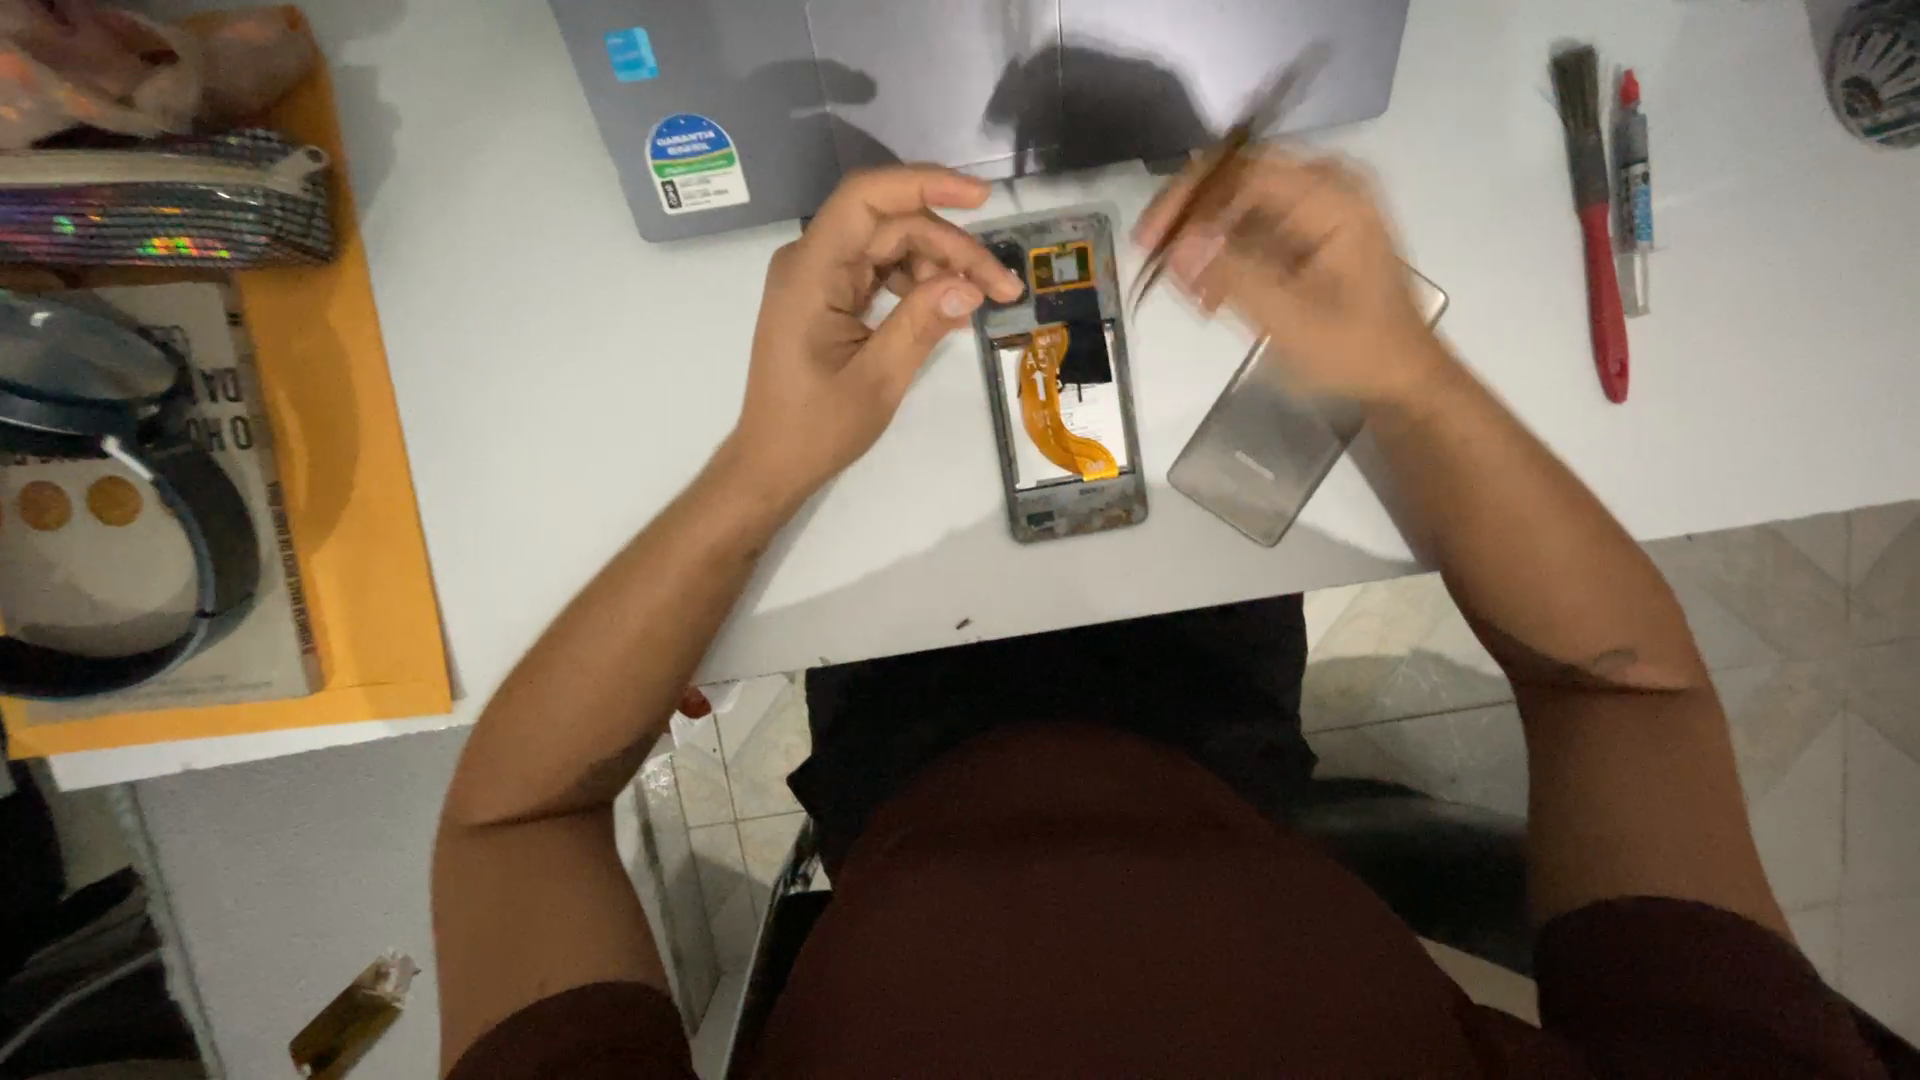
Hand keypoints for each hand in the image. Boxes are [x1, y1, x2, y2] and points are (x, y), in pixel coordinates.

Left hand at [728, 166, 1024, 500]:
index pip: (867, 199)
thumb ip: (921, 324)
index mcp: (811, 272)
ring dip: (940, 265)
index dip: (925, 184)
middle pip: (890, 224)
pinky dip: (918, 285)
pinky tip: (950, 309)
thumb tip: (970, 285)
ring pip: (890, 246)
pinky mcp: (829, 298)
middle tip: (1002, 286)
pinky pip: (880, 272)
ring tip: (983, 300)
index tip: (981, 199)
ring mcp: (819, 279)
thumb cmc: (816, 428)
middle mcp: (811, 262)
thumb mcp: (877, 380)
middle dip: (951, 246)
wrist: (773, 462)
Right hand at [1134, 153, 1449, 405]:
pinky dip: (1226, 257)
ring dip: (1206, 244)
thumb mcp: (1288, 316)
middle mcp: (1326, 187)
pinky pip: (1254, 229)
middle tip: (1157, 260)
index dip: (1187, 197)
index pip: (1241, 170)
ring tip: (1190, 292)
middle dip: (1191, 221)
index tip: (1148, 237)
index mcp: (1330, 196)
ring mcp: (1319, 209)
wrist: (1400, 375)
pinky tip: (1211, 295)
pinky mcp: (1310, 234)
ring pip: (1239, 207)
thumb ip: (1231, 274)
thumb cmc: (1354, 349)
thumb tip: (1176, 244)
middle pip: (1236, 181)